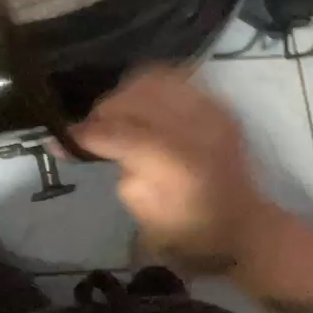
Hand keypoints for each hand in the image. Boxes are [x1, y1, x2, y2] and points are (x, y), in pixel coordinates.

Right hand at [73, 66, 274, 271]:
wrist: (249, 227)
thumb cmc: (196, 234)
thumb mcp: (150, 219)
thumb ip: (123, 174)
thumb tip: (92, 141)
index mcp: (182, 164)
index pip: (124, 134)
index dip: (90, 132)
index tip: (63, 136)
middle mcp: (198, 127)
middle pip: (136, 98)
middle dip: (106, 110)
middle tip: (91, 127)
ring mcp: (212, 109)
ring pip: (152, 79)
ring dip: (126, 94)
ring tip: (116, 114)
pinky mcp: (218, 102)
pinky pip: (173, 77)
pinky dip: (149, 85)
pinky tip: (140, 104)